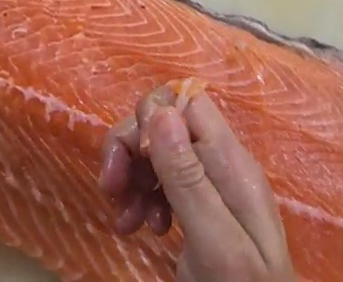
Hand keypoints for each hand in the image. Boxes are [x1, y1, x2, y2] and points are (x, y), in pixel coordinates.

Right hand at [98, 85, 293, 281]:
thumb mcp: (216, 244)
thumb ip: (190, 180)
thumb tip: (161, 112)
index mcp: (231, 163)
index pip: (187, 100)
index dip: (152, 115)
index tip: (136, 156)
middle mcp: (221, 165)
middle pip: (163, 123)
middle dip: (130, 148)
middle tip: (111, 188)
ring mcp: (210, 187)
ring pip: (156, 150)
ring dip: (130, 175)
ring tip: (123, 217)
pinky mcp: (198, 209)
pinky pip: (159, 181)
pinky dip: (139, 197)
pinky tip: (136, 226)